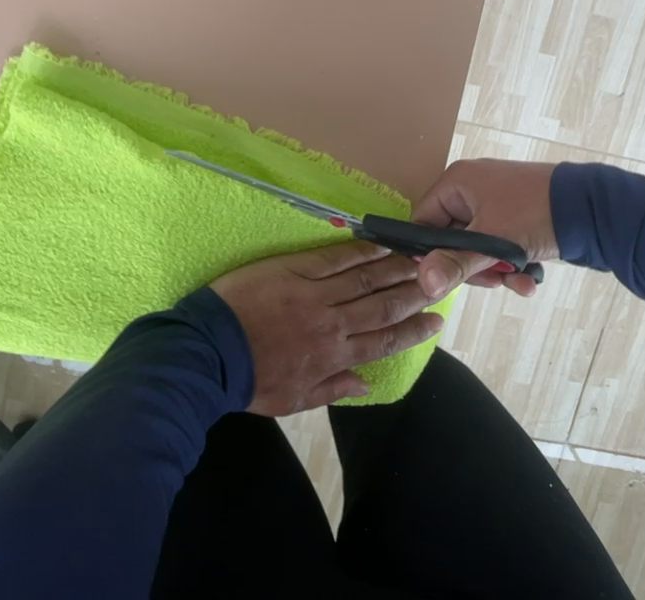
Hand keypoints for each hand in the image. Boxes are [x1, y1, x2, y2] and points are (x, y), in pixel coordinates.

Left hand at [209, 240, 444, 416]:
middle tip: (438, 282)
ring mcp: (314, 294)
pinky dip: (361, 250)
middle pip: (383, 305)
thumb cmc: (248, 381)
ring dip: (395, 268)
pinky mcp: (295, 270)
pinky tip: (379, 243)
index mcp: (333, 357)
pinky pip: (335, 258)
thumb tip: (366, 383)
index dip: (413, 331)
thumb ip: (332, 389)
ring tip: (417, 259)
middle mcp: (333, 323)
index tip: (436, 321)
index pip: (384, 341)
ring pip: (365, 278)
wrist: (207, 355)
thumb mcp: (291, 400)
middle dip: (414, 294)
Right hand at [409, 159, 558, 299]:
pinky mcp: (517, 215)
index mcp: (457, 182)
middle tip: (491, 281)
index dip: (430, 254)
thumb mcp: (491, 242)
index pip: (423, 222)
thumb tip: (423, 283)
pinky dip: (511, 262)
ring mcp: (497, 200)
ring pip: (479, 245)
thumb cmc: (533, 214)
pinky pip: (500, 243)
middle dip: (472, 266)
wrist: (592, 207)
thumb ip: (454, 264)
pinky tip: (529, 279)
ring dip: (496, 269)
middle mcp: (472, 187)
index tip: (446, 278)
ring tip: (517, 282)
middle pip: (452, 238)